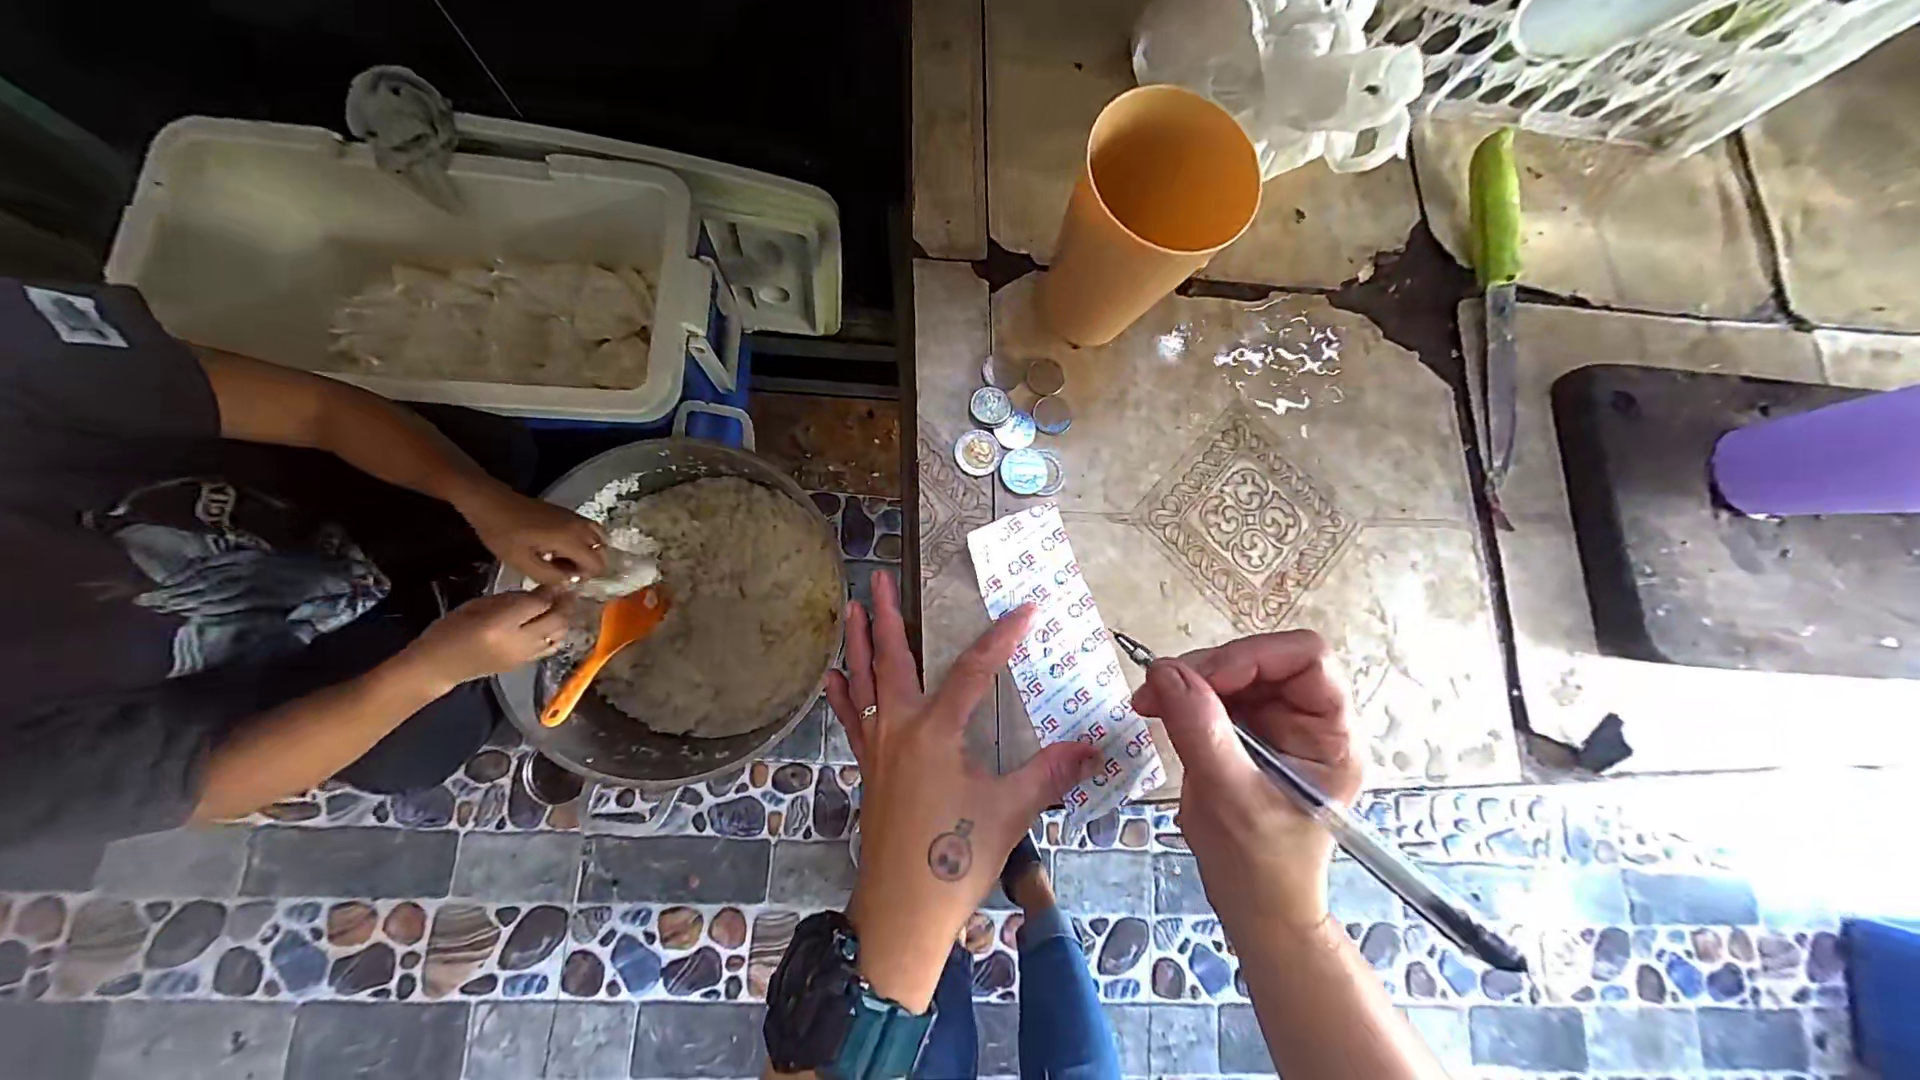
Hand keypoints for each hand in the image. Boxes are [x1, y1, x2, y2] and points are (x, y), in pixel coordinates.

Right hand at [402, 588, 574, 690]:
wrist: (437, 667)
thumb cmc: (450, 630)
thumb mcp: (476, 605)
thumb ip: (510, 598)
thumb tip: (540, 591)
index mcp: (498, 625)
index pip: (538, 605)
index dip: (551, 591)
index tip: (556, 582)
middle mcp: (516, 642)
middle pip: (556, 620)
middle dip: (565, 605)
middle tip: (564, 593)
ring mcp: (524, 656)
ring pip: (559, 635)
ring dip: (564, 619)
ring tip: (559, 607)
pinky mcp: (526, 665)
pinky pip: (552, 647)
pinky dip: (557, 634)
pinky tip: (551, 625)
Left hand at [457, 485, 607, 588]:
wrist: (493, 502)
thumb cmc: (503, 533)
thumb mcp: (521, 562)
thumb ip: (549, 576)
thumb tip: (569, 582)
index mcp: (571, 541)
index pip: (597, 565)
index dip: (584, 577)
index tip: (562, 577)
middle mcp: (582, 529)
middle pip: (602, 553)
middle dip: (587, 565)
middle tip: (561, 569)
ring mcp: (579, 519)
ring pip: (600, 541)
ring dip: (588, 553)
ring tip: (564, 558)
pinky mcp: (572, 514)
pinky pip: (592, 531)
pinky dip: (586, 542)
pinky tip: (564, 546)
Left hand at [823, 569, 1096, 1012]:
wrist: (901, 910)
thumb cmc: (955, 856)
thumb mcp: (1010, 810)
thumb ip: (1049, 772)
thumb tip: (1093, 746)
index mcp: (936, 730)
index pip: (974, 669)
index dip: (1002, 637)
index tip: (1025, 609)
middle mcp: (899, 726)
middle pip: (892, 659)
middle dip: (887, 615)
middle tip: (880, 578)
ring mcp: (877, 745)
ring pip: (863, 681)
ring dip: (857, 642)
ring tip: (851, 607)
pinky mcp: (866, 765)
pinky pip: (851, 718)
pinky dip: (842, 694)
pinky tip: (832, 676)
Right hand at [1130, 631, 1359, 933]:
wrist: (1252, 904)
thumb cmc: (1259, 864)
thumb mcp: (1230, 797)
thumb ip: (1201, 730)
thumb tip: (1165, 671)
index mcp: (1331, 735)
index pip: (1306, 658)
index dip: (1254, 656)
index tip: (1205, 680)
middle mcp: (1307, 719)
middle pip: (1261, 658)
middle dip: (1208, 668)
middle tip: (1158, 689)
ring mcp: (1275, 721)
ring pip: (1230, 669)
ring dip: (1188, 678)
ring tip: (1150, 701)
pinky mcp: (1244, 728)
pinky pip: (1211, 690)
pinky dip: (1181, 693)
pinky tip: (1158, 708)